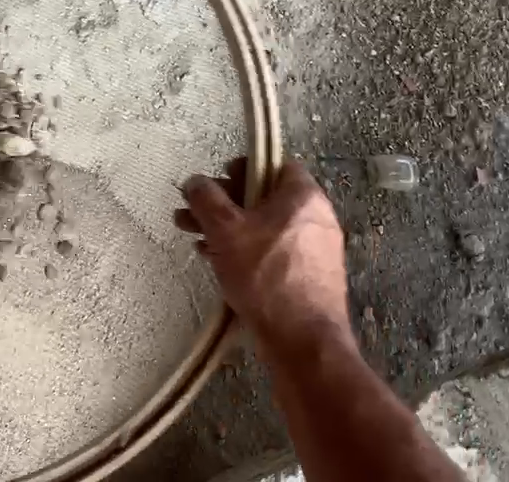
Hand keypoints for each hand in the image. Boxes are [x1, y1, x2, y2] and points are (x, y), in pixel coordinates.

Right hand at [176, 158, 350, 356]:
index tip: (218, 182)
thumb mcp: (225, 229)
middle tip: (192, 215)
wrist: (303, 343)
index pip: (275, 164)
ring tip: (195, 241)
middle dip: (223, 204)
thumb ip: (206, 198)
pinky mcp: (310, 278)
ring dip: (228, 230)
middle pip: (263, 198)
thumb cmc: (265, 275)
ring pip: (264, 227)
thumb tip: (195, 181)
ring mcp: (316, 251)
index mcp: (303, 197)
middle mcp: (316, 219)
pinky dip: (246, 252)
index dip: (243, 168)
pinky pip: (273, 252)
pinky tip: (217, 263)